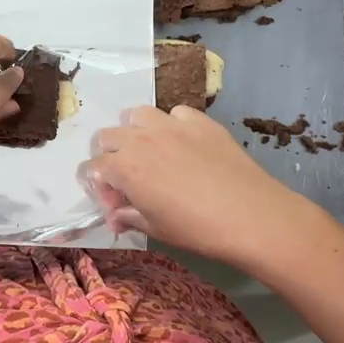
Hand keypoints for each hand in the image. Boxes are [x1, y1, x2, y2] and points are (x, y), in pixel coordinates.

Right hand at [87, 106, 319, 265]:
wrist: (251, 215)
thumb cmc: (196, 228)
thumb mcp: (155, 228)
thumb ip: (128, 216)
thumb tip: (115, 217)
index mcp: (123, 167)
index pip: (92, 168)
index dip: (99, 187)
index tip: (117, 204)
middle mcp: (140, 139)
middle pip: (107, 136)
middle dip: (110, 156)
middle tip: (129, 177)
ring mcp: (170, 125)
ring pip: (136, 115)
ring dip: (135, 131)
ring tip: (150, 151)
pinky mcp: (199, 121)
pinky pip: (175, 113)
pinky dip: (172, 125)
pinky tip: (184, 144)